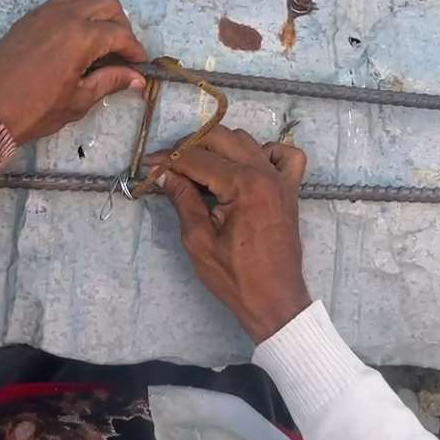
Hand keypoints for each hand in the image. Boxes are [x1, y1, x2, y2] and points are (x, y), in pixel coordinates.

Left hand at [0, 0, 148, 142]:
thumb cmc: (34, 111)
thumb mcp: (78, 100)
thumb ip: (110, 81)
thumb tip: (136, 78)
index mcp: (81, 37)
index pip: (119, 34)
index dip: (134, 49)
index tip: (140, 64)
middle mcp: (64, 16)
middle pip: (105, 4)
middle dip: (120, 24)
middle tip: (122, 50)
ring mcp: (42, 14)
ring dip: (96, 9)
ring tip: (99, 36)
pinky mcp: (26, 19)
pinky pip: (57, 2)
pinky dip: (73, 11)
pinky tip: (73, 36)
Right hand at [150, 126, 310, 342]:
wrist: (274, 300)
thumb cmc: (234, 277)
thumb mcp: (198, 239)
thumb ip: (182, 198)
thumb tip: (162, 172)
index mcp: (243, 186)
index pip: (198, 159)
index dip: (169, 160)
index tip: (148, 164)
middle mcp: (265, 174)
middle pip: (221, 138)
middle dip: (190, 146)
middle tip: (169, 165)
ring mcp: (282, 179)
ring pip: (246, 141)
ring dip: (219, 147)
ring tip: (198, 168)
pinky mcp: (291, 189)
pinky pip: (284, 155)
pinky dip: (264, 152)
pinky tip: (246, 167)